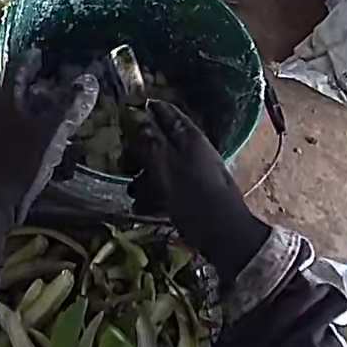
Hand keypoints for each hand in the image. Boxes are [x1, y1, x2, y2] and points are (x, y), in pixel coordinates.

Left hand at [0, 51, 97, 266]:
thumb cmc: (21, 162)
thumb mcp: (53, 130)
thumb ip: (71, 104)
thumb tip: (90, 78)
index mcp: (7, 99)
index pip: (18, 68)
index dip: (31, 58)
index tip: (42, 51)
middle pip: (15, 88)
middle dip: (34, 81)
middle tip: (54, 77)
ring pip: (13, 108)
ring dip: (30, 104)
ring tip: (52, 104)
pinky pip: (11, 127)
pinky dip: (26, 123)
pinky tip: (39, 133)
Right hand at [128, 100, 269, 273]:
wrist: (225, 236)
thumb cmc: (193, 197)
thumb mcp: (165, 166)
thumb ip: (149, 139)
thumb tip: (133, 112)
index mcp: (188, 136)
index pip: (162, 111)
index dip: (141, 112)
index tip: (121, 123)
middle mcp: (192, 149)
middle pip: (159, 139)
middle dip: (138, 151)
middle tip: (124, 166)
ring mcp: (194, 170)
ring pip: (161, 163)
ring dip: (143, 175)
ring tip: (132, 192)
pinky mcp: (193, 191)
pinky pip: (168, 184)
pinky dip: (154, 192)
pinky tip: (143, 205)